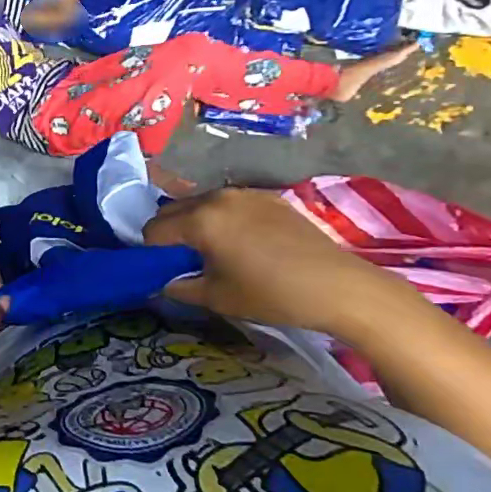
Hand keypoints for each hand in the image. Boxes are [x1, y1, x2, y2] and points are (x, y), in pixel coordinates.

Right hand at [142, 189, 433, 342]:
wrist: (340, 287)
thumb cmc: (273, 294)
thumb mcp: (217, 298)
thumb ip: (179, 286)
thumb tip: (160, 282)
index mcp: (200, 219)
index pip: (153, 230)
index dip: (151, 252)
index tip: (163, 270)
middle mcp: (216, 197)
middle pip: (172, 210)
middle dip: (169, 233)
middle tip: (183, 261)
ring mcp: (244, 193)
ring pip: (200, 204)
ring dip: (195, 223)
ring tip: (213, 251)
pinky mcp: (267, 197)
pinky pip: (228, 203)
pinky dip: (222, 218)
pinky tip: (242, 243)